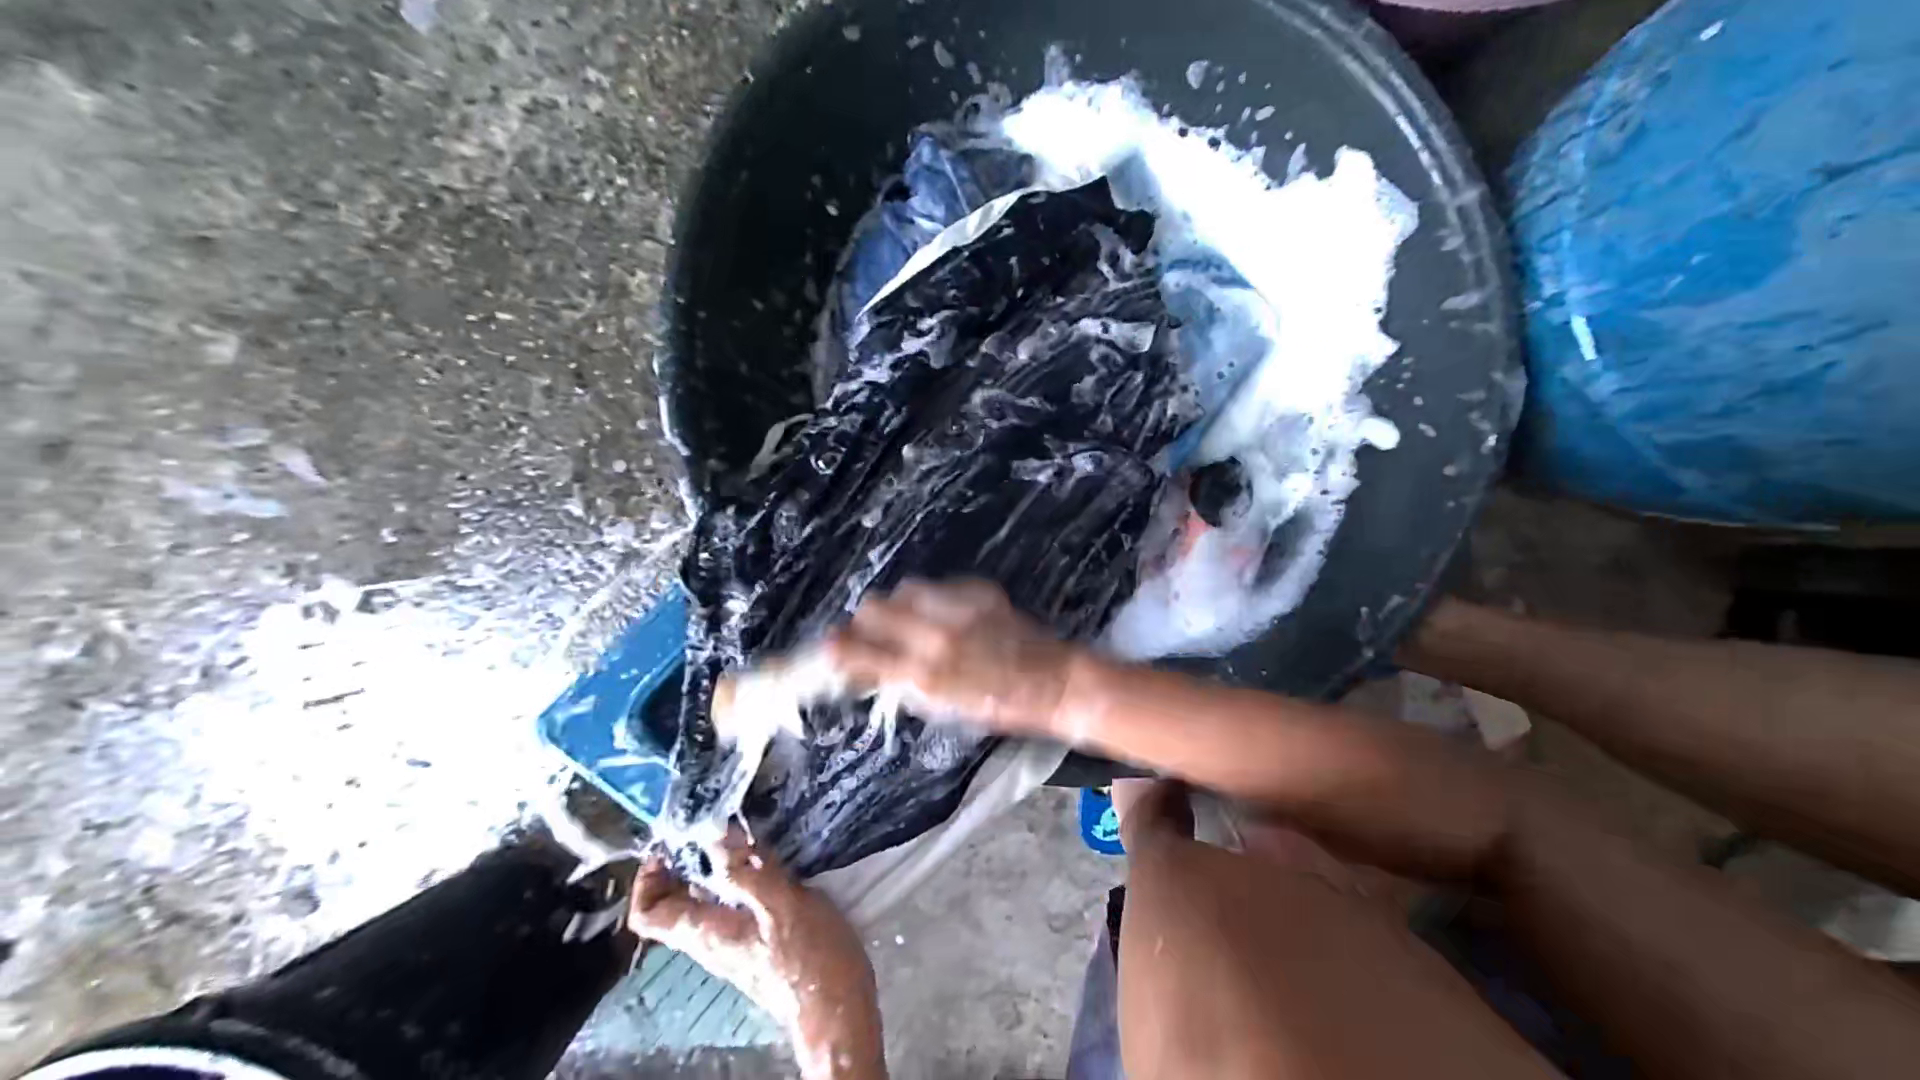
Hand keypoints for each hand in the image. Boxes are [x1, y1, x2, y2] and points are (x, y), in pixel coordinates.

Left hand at [629, 827, 885, 1079]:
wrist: (837, 1009)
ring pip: (705, 902)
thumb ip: (749, 872)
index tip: (669, 844)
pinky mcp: (759, 940)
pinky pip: (732, 904)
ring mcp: (736, 942)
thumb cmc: (811, 959)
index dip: (647, 880)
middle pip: (675, 903)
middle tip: (707, 825)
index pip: (648, 915)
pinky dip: (739, 877)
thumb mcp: (783, 905)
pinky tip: (766, 859)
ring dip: (714, 865)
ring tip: (739, 833)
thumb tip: (717, 835)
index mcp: (707, 933)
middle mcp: (713, 940)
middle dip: (683, 862)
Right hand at [822, 579, 1079, 735]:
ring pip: (904, 589)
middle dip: (866, 619)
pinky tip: (945, 615)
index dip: (838, 649)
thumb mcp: (942, 707)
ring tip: (909, 620)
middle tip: (871, 630)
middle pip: (874, 608)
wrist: (1051, 681)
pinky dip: (932, 599)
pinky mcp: (978, 591)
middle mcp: (936, 637)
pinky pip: (938, 586)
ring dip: (898, 604)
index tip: (829, 647)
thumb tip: (866, 667)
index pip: (862, 654)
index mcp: (925, 676)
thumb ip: (901, 683)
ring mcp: (958, 608)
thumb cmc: (996, 706)